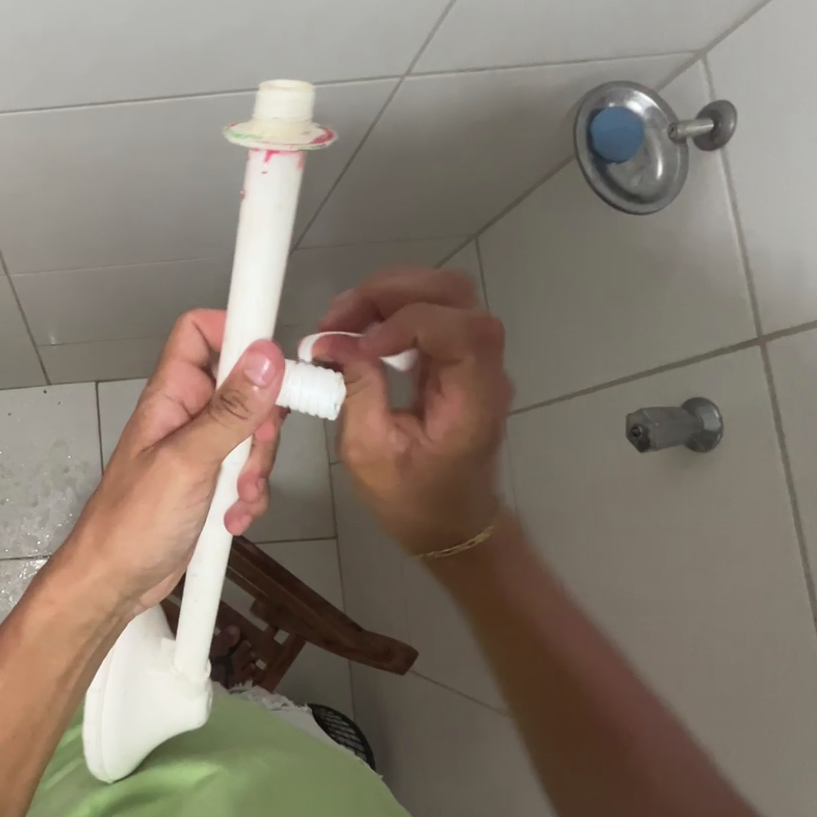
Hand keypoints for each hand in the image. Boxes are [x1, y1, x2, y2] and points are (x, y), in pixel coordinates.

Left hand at [56, 309, 284, 615]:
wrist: (115, 581)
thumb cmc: (131, 522)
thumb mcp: (187, 462)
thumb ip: (229, 412)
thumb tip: (266, 357)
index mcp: (171, 394)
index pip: (201, 332)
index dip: (237, 331)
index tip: (273, 361)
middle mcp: (187, 414)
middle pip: (244, 385)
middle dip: (262, 422)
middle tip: (254, 453)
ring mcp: (200, 448)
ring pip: (253, 433)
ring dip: (257, 468)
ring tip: (235, 498)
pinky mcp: (210, 482)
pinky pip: (247, 472)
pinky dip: (249, 495)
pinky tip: (232, 518)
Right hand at [316, 266, 511, 554]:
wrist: (450, 524)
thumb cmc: (411, 499)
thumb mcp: (369, 452)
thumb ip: (358, 390)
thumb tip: (333, 341)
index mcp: (473, 397)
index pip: (459, 328)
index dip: (405, 323)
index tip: (355, 348)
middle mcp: (483, 368)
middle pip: (454, 293)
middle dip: (390, 292)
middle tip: (337, 318)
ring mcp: (472, 360)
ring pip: (442, 294)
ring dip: (386, 296)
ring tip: (340, 322)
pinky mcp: (454, 360)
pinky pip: (429, 314)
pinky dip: (389, 311)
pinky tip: (357, 332)